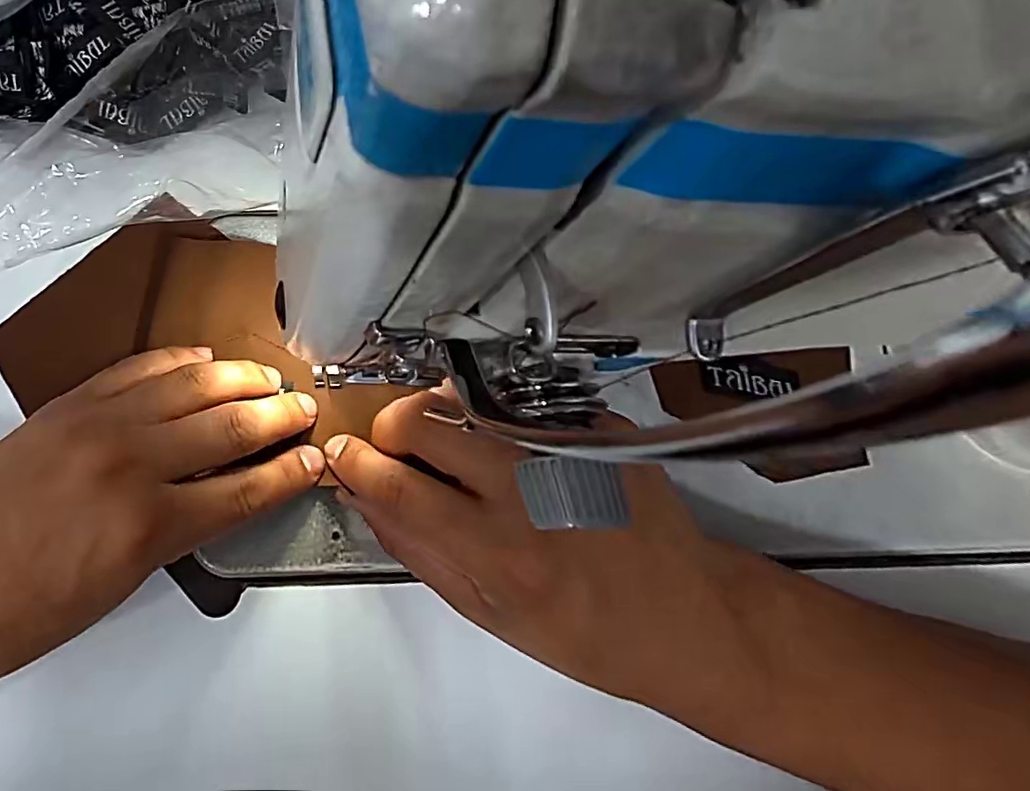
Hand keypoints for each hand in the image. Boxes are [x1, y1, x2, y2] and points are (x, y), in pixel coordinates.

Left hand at [0, 348, 322, 763]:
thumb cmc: (18, 613)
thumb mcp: (116, 587)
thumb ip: (174, 531)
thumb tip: (216, 494)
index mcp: (147, 525)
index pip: (243, 489)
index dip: (288, 472)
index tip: (316, 457)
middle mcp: (130, 461)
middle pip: (228, 426)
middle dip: (277, 415)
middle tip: (305, 407)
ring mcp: (97, 422)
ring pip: (190, 385)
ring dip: (238, 378)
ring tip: (268, 376)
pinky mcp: (68, 403)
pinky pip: (136, 369)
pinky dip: (176, 361)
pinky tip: (201, 360)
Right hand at [323, 390, 754, 708]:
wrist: (687, 615)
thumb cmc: (590, 631)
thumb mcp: (488, 613)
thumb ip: (418, 551)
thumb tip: (367, 502)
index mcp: (499, 551)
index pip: (397, 486)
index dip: (355, 463)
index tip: (342, 455)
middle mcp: (530, 489)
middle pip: (421, 420)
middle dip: (390, 429)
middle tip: (397, 450)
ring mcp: (563, 448)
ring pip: (463, 398)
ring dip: (439, 417)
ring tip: (454, 451)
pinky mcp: (590, 426)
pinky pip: (512, 402)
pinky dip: (491, 418)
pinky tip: (508, 452)